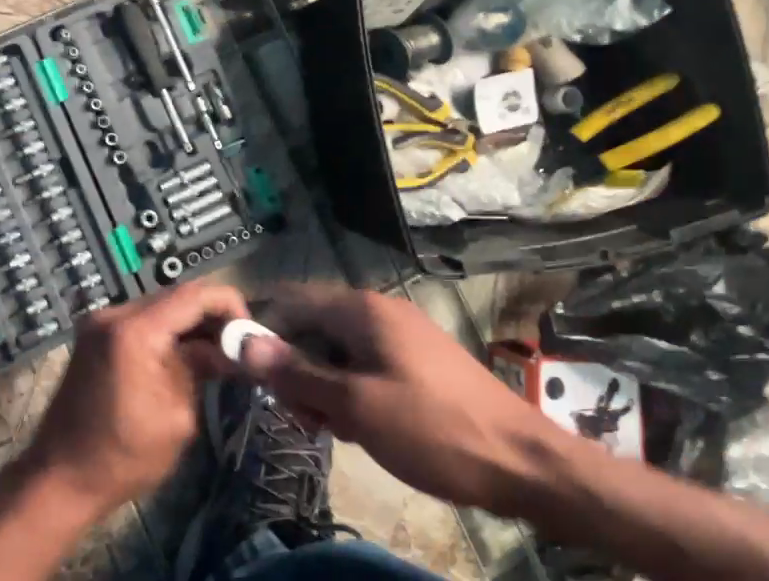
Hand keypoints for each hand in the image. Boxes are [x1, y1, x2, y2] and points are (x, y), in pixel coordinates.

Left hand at [20, 282, 248, 517]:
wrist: (62, 473)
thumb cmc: (125, 455)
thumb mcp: (178, 416)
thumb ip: (201, 368)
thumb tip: (231, 347)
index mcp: (133, 330)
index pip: (193, 295)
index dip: (229, 305)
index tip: (252, 334)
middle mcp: (112, 314)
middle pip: (175, 297)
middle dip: (212, 317)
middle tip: (240, 348)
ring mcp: (98, 322)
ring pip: (158, 308)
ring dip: (190, 325)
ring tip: (219, 356)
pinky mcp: (94, 336)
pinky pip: (140, 322)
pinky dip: (166, 333)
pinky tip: (186, 359)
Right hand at [236, 285, 564, 516]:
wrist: (527, 467)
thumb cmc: (435, 431)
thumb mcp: (355, 406)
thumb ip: (295, 373)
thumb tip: (241, 343)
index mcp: (361, 310)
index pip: (288, 300)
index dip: (261, 332)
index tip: (250, 375)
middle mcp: (377, 311)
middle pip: (309, 327)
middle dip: (294, 368)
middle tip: (302, 417)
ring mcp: (400, 336)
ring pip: (335, 351)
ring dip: (321, 386)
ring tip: (333, 428)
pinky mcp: (416, 363)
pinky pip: (362, 365)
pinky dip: (349, 391)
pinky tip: (359, 427)